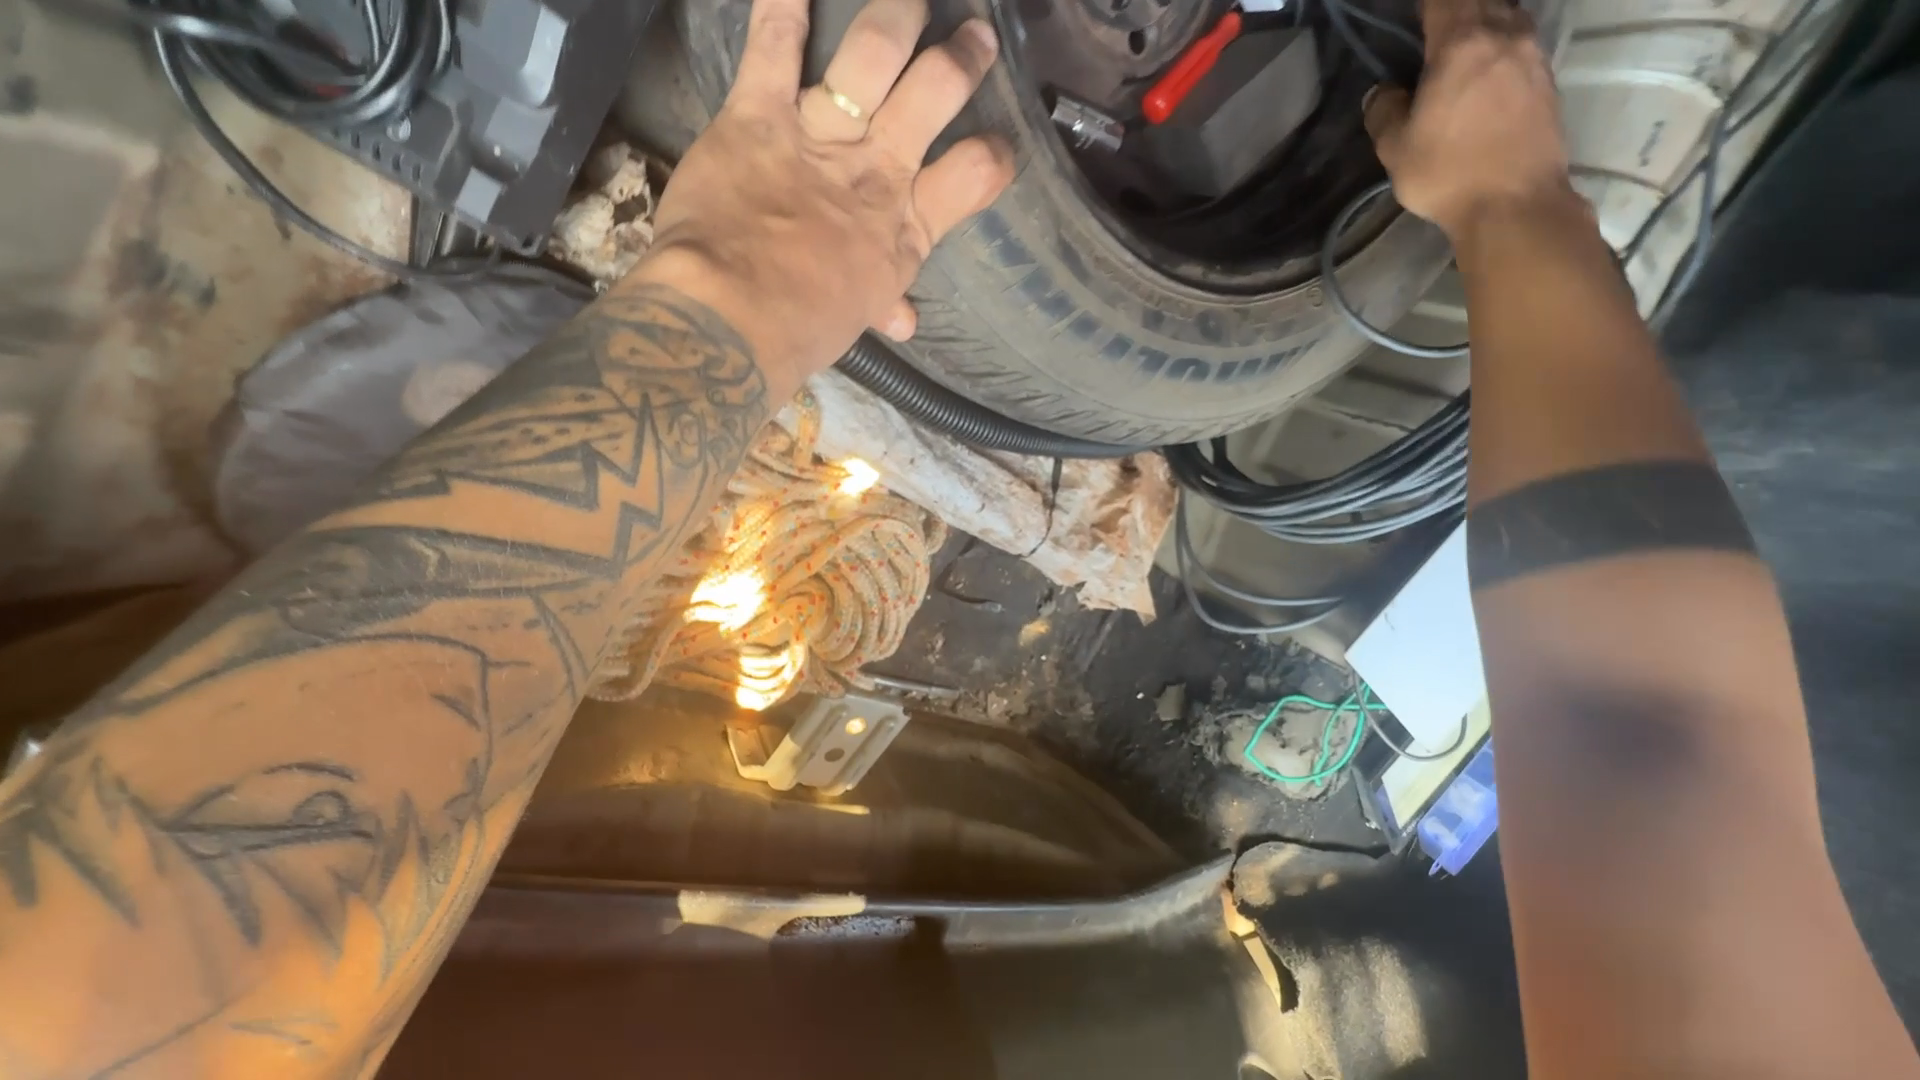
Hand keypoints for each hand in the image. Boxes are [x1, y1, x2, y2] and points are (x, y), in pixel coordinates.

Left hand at [632, 0, 1014, 392]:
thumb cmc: (803, 328)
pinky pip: (775, 45)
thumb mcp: (856, 318)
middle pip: (935, 92)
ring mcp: (821, 134)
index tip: (995, 146)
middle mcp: (877, 169)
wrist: (736, 315)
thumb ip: (882, 303)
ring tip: (909, 0)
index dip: (993, 155)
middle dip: (960, 58)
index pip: (977, 174)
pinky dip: (781, 5)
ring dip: (895, 15)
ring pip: (872, 51)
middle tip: (974, 34)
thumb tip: (902, 321)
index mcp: (907, 226)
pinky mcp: (759, 113)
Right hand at [1363, 0, 1576, 242]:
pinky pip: (1523, 41)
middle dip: (1456, 6)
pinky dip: (1502, 41)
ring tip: (1463, 37)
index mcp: (1461, 43)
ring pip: (1509, 14)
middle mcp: (1504, 35)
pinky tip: (1488, 63)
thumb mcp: (1395, 148)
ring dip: (1485, 17)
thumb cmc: (1447, 173)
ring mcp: (1532, 55)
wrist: (1513, 203)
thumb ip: (1384, 111)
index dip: (1425, 3)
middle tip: (1434, 24)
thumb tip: (1384, 92)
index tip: (1410, 14)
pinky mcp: (1547, 79)